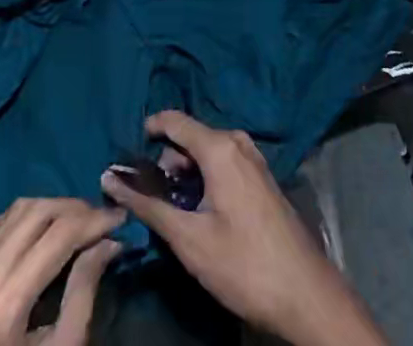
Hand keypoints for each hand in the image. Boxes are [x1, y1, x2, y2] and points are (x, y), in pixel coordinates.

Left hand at [0, 198, 123, 345]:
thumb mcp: (66, 345)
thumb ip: (84, 289)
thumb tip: (110, 240)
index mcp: (4, 307)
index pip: (58, 235)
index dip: (94, 220)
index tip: (121, 218)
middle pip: (37, 213)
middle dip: (78, 209)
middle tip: (105, 220)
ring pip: (19, 210)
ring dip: (56, 207)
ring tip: (83, 221)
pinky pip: (3, 224)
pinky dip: (33, 216)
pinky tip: (53, 227)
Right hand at [100, 111, 386, 345]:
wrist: (303, 291)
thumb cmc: (243, 263)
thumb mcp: (188, 238)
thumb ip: (148, 205)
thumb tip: (110, 178)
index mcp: (221, 148)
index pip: (174, 121)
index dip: (146, 130)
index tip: (123, 156)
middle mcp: (238, 143)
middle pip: (189, 138)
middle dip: (163, 162)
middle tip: (144, 198)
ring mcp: (253, 160)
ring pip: (205, 153)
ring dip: (182, 175)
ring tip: (166, 211)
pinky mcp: (259, 178)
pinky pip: (221, 165)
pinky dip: (201, 180)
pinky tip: (193, 212)